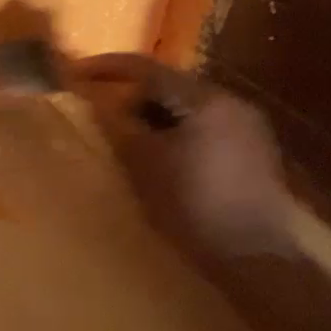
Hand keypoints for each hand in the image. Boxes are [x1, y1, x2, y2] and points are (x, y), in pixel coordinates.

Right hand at [66, 54, 293, 261]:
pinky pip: (203, 127)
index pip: (146, 68)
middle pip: (169, 86)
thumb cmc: (191, 203)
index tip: (76, 73)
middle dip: (131, 95)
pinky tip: (157, 153)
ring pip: (186, 108)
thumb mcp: (139, 159)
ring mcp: (249, 130)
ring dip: (152, 115)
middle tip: (99, 107)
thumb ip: (114, 121)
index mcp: (206, 99)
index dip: (106, 68)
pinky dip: (175, 131)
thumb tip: (94, 99)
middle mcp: (233, 104)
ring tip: (124, 132)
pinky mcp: (254, 155)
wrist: (254, 262)